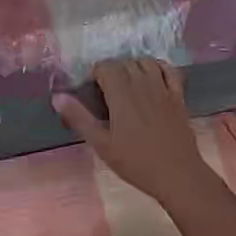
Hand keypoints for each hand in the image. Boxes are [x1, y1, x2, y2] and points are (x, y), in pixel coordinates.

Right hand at [54, 57, 218, 205]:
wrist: (176, 173)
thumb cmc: (135, 162)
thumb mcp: (102, 144)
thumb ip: (79, 118)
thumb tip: (57, 97)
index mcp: (121, 94)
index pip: (106, 67)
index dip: (96, 75)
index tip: (93, 92)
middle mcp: (143, 84)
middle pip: (125, 63)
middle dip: (113, 71)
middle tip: (107, 93)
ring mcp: (163, 88)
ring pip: (146, 62)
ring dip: (133, 67)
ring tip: (127, 85)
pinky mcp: (178, 96)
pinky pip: (169, 70)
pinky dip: (158, 68)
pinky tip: (152, 78)